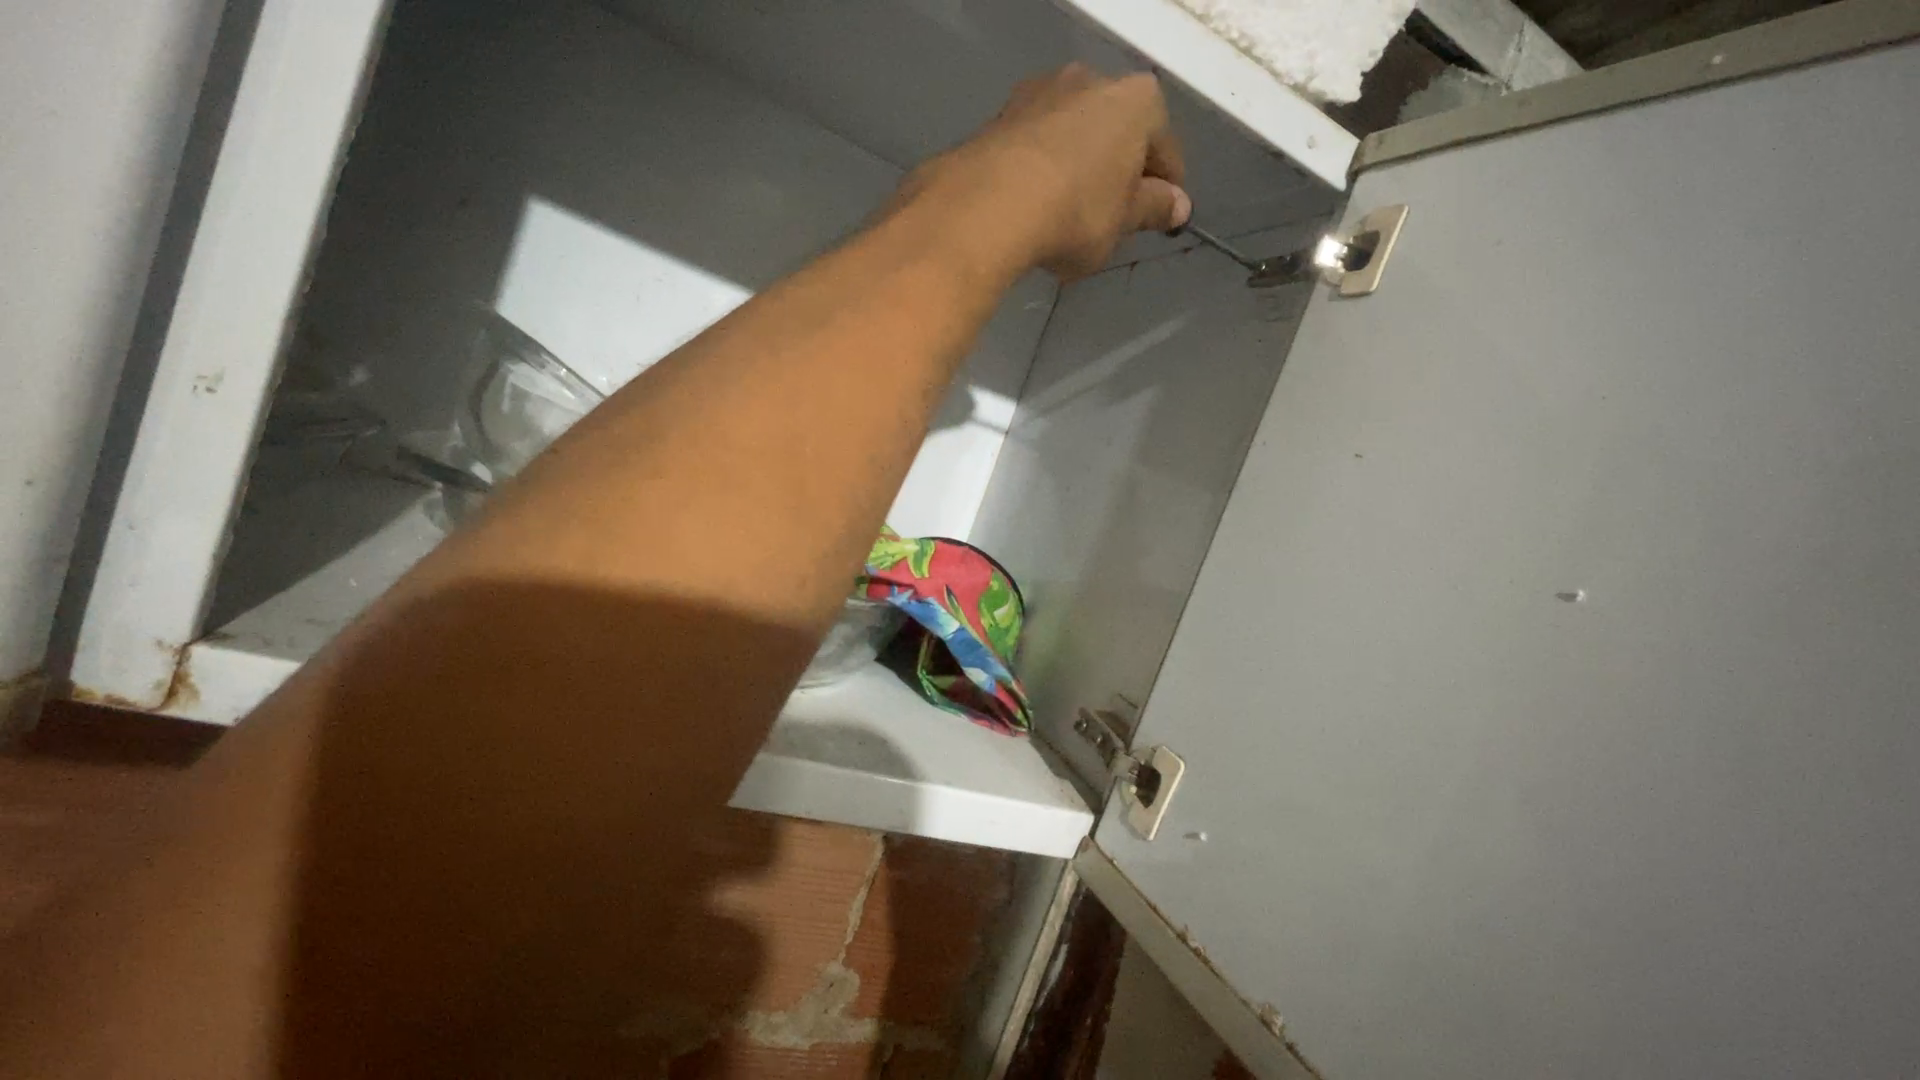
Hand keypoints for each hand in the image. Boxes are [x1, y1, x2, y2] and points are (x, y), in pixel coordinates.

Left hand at [896, 64, 1190, 279]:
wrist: (987, 206)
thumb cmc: (1076, 211)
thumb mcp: (1124, 221)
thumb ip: (1153, 209)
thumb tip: (1176, 204)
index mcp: (1137, 101)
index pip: (1164, 150)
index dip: (1165, 191)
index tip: (1158, 220)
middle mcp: (1090, 81)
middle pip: (1116, 136)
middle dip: (1116, 176)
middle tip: (1112, 222)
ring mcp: (1040, 94)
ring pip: (1072, 139)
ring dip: (1076, 173)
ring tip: (1068, 220)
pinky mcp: (999, 117)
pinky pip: (1035, 149)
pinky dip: (1041, 175)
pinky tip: (1034, 210)